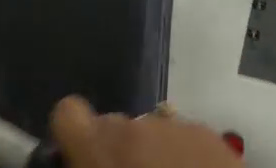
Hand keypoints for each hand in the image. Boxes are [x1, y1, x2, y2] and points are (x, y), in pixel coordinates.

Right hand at [51, 97, 241, 166]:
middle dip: (118, 153)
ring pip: (150, 132)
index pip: (67, 114)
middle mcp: (133, 128)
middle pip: (113, 127)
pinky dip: (184, 158)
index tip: (82, 160)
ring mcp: (173, 128)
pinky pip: (183, 138)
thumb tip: (82, 166)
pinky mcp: (208, 136)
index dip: (73, 136)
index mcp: (100, 150)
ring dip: (152, 156)